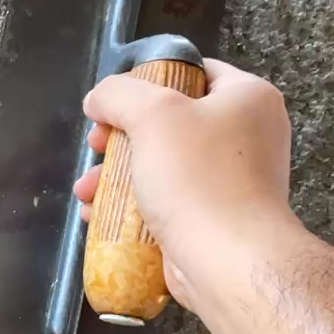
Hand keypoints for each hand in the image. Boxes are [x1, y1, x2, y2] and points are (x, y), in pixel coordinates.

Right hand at [74, 59, 296, 318]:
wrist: (227, 260)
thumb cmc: (198, 180)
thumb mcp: (152, 115)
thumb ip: (119, 95)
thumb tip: (98, 98)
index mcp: (248, 98)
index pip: (195, 73)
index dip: (148, 82)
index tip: (113, 105)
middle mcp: (248, 135)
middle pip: (171, 123)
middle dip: (121, 139)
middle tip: (96, 147)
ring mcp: (232, 180)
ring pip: (163, 166)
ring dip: (117, 176)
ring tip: (86, 191)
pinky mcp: (214, 218)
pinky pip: (167, 202)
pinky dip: (132, 206)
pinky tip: (99, 215)